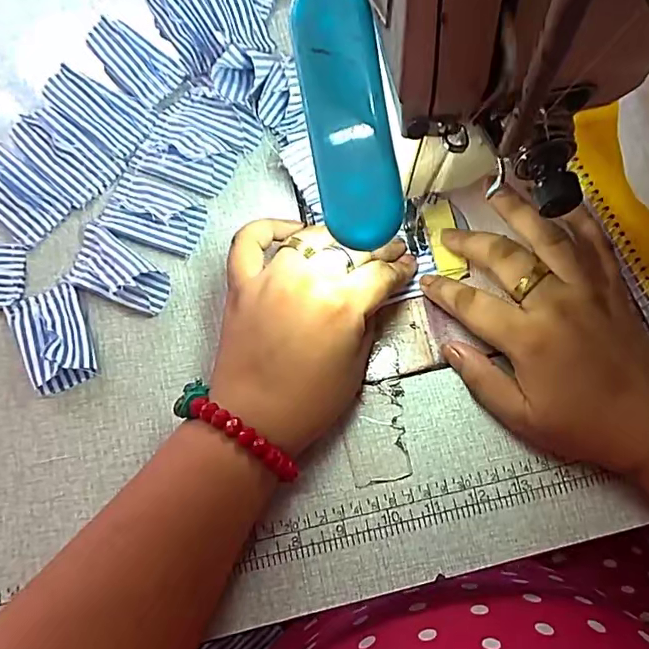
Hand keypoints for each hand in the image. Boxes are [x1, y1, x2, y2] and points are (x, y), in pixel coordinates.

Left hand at [211, 221, 414, 454]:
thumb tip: (376, 297)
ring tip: (347, 243)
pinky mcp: (241, 282)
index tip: (407, 264)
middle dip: (376, 247)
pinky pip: (251, 239)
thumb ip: (369, 321)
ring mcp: (271, 277)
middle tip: (387, 251)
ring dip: (334, 237)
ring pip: (309, 237)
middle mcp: (308, 280)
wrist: (254, 421)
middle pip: (351, 247)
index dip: (400, 267)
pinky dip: (271, 227)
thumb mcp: (357, 365)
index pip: (381, 272)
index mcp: (343, 304)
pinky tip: (292, 230)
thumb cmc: (312, 402)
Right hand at [420, 189, 648, 474]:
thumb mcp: (523, 417)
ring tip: (498, 193)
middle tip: (450, 235)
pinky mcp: (613, 286)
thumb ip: (482, 380)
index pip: (473, 304)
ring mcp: (587, 287)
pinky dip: (579, 218)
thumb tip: (451, 347)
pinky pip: (595, 241)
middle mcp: (555, 301)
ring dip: (521, 211)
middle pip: (506, 258)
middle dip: (472, 242)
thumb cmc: (584, 425)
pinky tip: (564, 203)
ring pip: (549, 236)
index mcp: (528, 337)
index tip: (428, 281)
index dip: (445, 291)